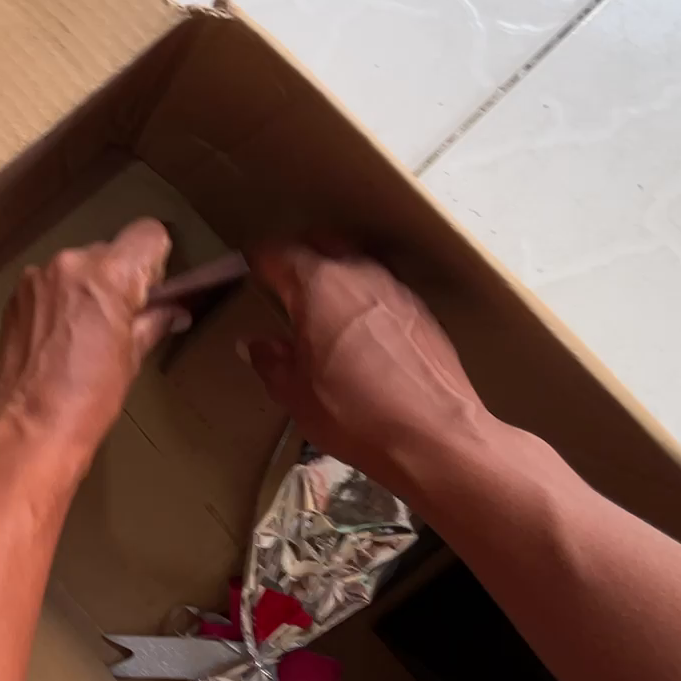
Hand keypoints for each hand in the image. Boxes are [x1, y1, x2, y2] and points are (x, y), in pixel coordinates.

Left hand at [0, 218, 184, 458]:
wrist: (30, 428)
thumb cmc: (88, 398)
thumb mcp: (132, 357)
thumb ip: (153, 321)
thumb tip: (173, 310)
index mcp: (107, 274)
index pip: (147, 234)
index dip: (155, 260)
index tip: (152, 290)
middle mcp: (68, 264)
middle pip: (109, 252)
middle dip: (119, 279)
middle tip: (120, 320)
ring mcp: (36, 278)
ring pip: (76, 268)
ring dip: (85, 290)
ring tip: (84, 335)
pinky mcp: (14, 297)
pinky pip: (48, 285)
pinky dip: (58, 301)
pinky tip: (58, 338)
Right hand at [244, 242, 490, 488]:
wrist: (434, 437)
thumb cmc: (351, 412)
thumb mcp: (292, 392)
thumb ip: (269, 359)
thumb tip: (257, 343)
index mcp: (317, 286)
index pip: (277, 253)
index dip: (257, 260)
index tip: (246, 271)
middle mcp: (358, 275)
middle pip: (322, 243)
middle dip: (299, 255)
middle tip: (281, 280)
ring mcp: (396, 290)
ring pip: (356, 264)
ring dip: (335, 275)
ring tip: (319, 306)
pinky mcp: (423, 313)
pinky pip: (381, 291)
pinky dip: (362, 300)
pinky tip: (357, 333)